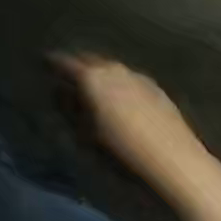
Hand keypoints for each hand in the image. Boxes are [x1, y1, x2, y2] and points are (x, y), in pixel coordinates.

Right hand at [51, 52, 207, 183]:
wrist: (176, 161)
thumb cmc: (124, 152)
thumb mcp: (88, 136)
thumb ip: (71, 111)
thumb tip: (60, 93)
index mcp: (92, 77)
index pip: (65, 62)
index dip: (53, 61)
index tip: (44, 60)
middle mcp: (112, 68)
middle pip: (88, 59)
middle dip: (77, 64)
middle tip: (68, 74)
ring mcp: (135, 74)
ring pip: (109, 66)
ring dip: (99, 72)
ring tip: (94, 85)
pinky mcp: (153, 85)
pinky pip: (128, 77)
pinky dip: (118, 81)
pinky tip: (121, 96)